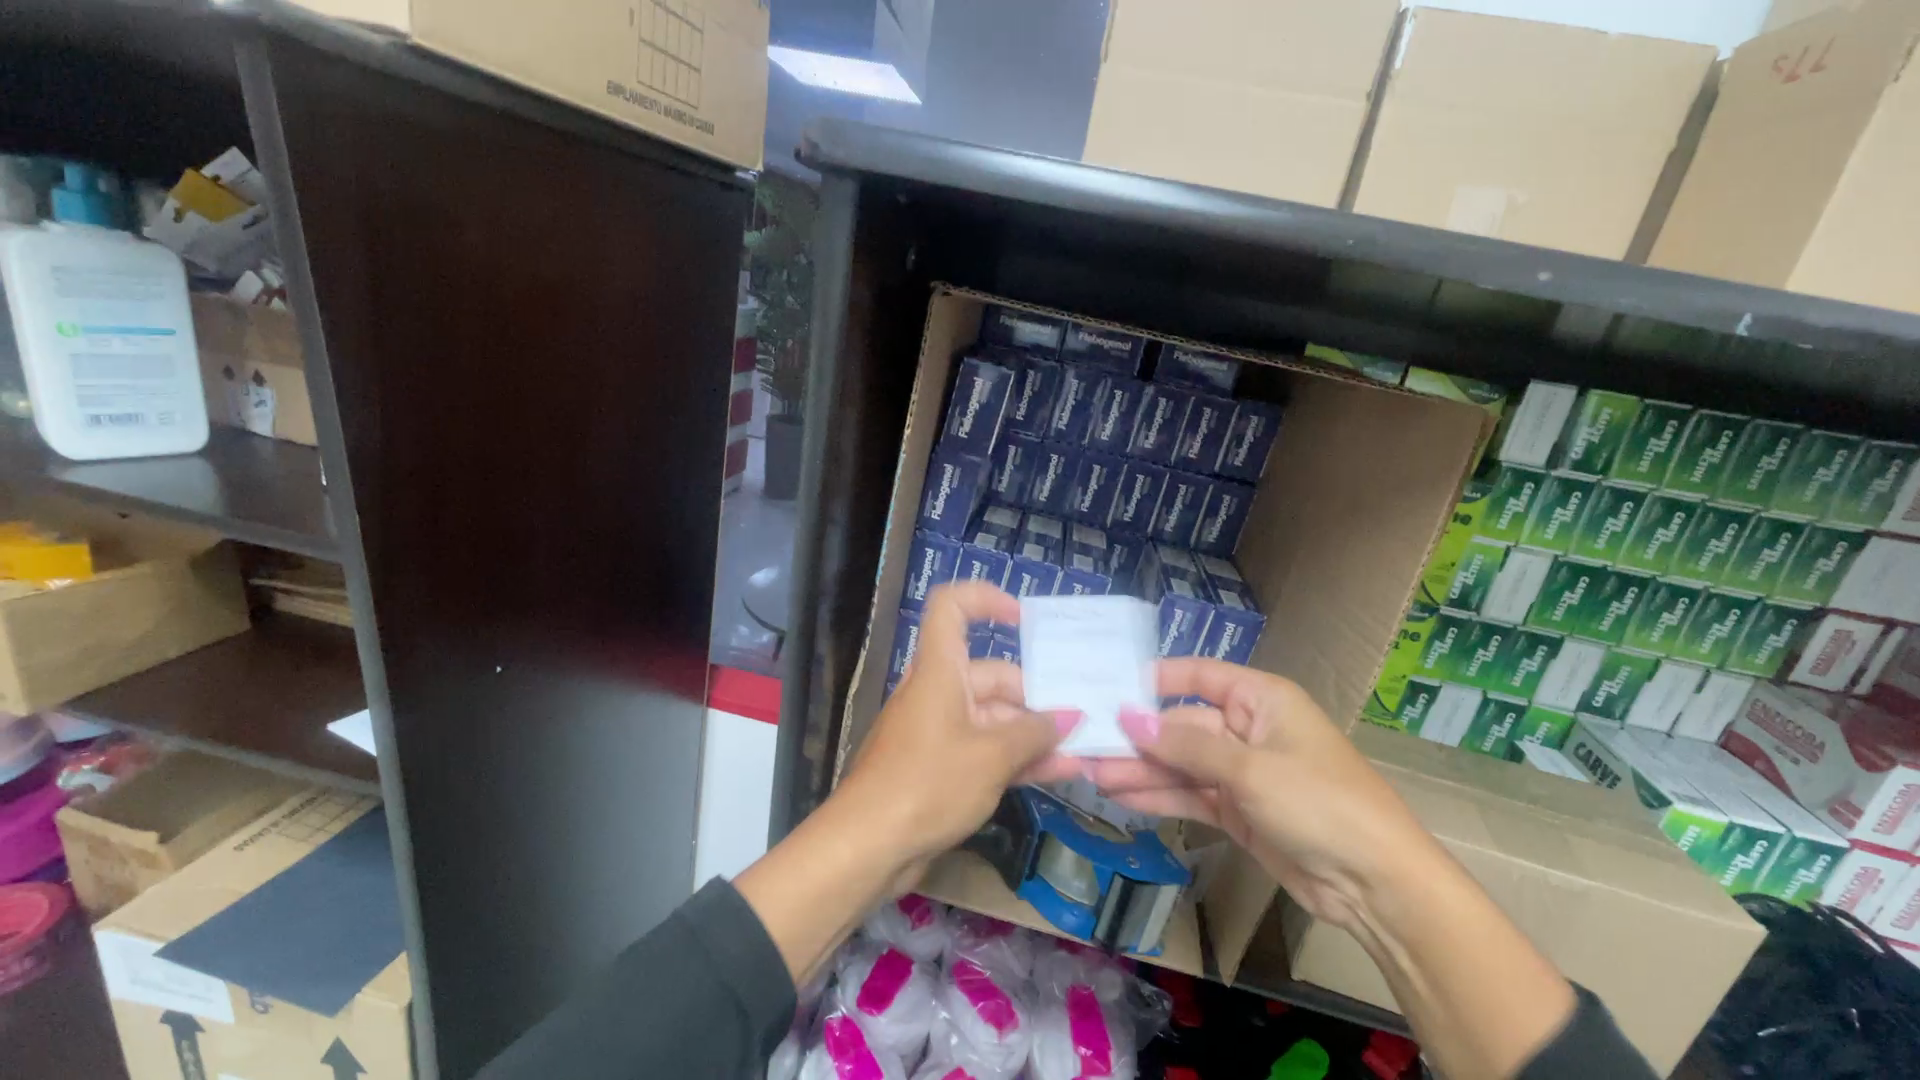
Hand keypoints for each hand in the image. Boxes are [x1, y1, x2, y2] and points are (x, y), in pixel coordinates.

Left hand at [834, 582, 1079, 882]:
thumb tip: (1072, 718)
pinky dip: (1017, 759)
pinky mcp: (940, 769)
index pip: (951, 608)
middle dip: (1036, 696)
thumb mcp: (992, 756)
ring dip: (1034, 733)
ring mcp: (939, 732)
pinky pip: (985, 751)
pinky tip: (1058, 774)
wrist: (869, 846)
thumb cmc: (929, 783)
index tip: (1025, 620)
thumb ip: (1036, 733)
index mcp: (939, 670)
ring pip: (993, 718)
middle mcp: (938, 692)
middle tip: (1083, 717)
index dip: (985, 600)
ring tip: (1082, 750)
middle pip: (990, 675)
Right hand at [1086, 657, 1441, 932]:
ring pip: (1179, 764)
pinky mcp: (1237, 812)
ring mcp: (1241, 774)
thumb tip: (1127, 717)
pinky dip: (1157, 797)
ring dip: (1138, 769)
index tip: (1104, 687)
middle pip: (1180, 726)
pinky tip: (1119, 795)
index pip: (1198, 676)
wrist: (1374, 882)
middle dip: (1135, 737)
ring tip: (1088, 773)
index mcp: (1261, 700)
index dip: (1153, 680)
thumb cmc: (1319, 803)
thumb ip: (1184, 747)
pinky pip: (1189, 795)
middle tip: (1083, 743)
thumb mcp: (1249, 769)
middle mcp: (1247, 730)